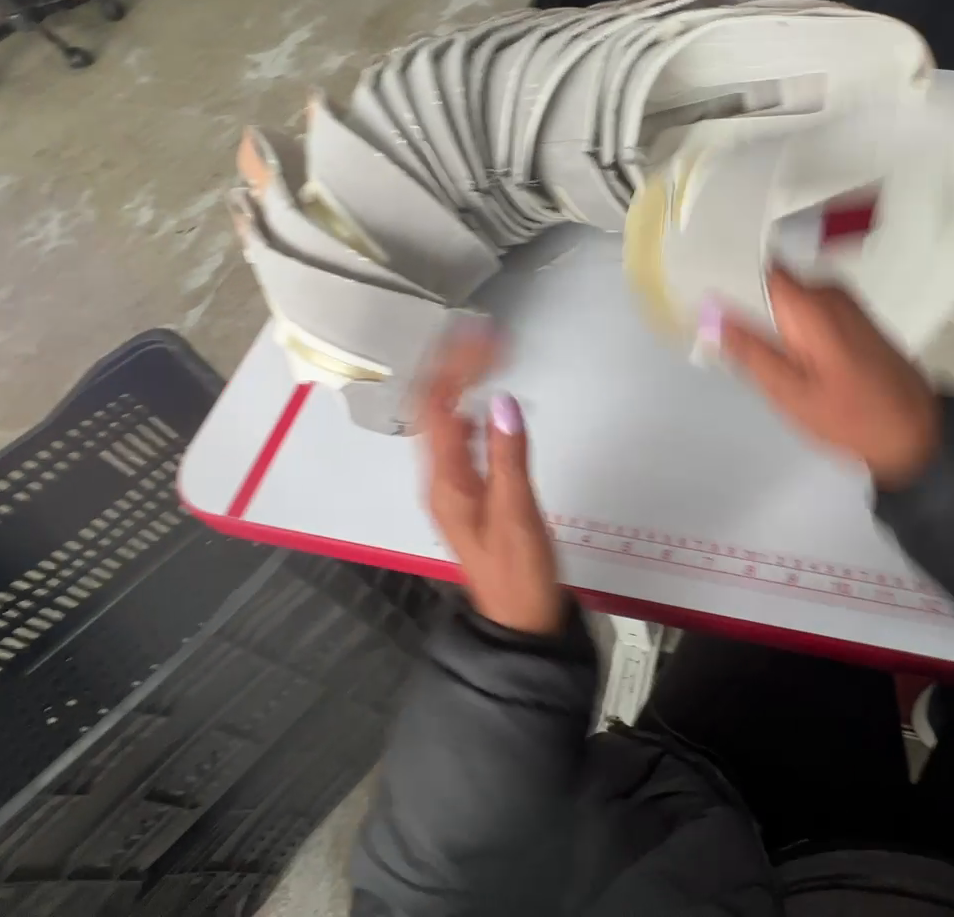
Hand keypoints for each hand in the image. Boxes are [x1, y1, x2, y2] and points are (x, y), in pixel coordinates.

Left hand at [415, 328, 565, 634]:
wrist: (518, 620)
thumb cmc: (518, 571)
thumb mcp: (517, 514)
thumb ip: (510, 458)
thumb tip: (504, 402)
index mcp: (446, 480)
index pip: (437, 406)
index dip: (454, 365)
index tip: (485, 335)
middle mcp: (440, 476)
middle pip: (434, 405)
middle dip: (455, 364)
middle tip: (489, 333)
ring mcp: (453, 482)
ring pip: (445, 417)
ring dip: (461, 380)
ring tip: (489, 350)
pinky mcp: (469, 488)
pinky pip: (460, 433)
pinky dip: (472, 405)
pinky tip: (489, 397)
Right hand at [704, 268, 939, 489]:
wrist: (916, 433)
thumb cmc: (851, 417)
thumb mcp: (790, 393)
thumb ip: (749, 350)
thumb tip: (709, 314)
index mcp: (810, 304)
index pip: (755, 267)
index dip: (723, 272)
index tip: (691, 282)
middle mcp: (828, 291)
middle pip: (769, 281)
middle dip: (738, 300)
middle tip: (705, 324)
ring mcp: (843, 303)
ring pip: (785, 298)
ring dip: (761, 315)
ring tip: (732, 340)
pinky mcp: (851, 318)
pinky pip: (804, 309)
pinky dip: (784, 324)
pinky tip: (771, 349)